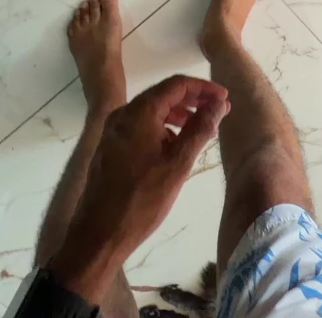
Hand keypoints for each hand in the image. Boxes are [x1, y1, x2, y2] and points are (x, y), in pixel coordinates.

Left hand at [49, 75, 229, 300]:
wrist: (97, 237)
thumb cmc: (142, 199)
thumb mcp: (178, 163)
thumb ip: (201, 128)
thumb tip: (219, 103)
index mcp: (139, 111)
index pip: (177, 84)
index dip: (204, 89)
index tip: (224, 99)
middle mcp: (123, 114)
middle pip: (164, 95)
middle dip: (192, 101)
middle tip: (216, 113)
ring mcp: (113, 130)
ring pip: (152, 111)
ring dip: (178, 116)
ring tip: (199, 131)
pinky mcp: (109, 147)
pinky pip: (140, 126)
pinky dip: (161, 128)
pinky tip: (173, 147)